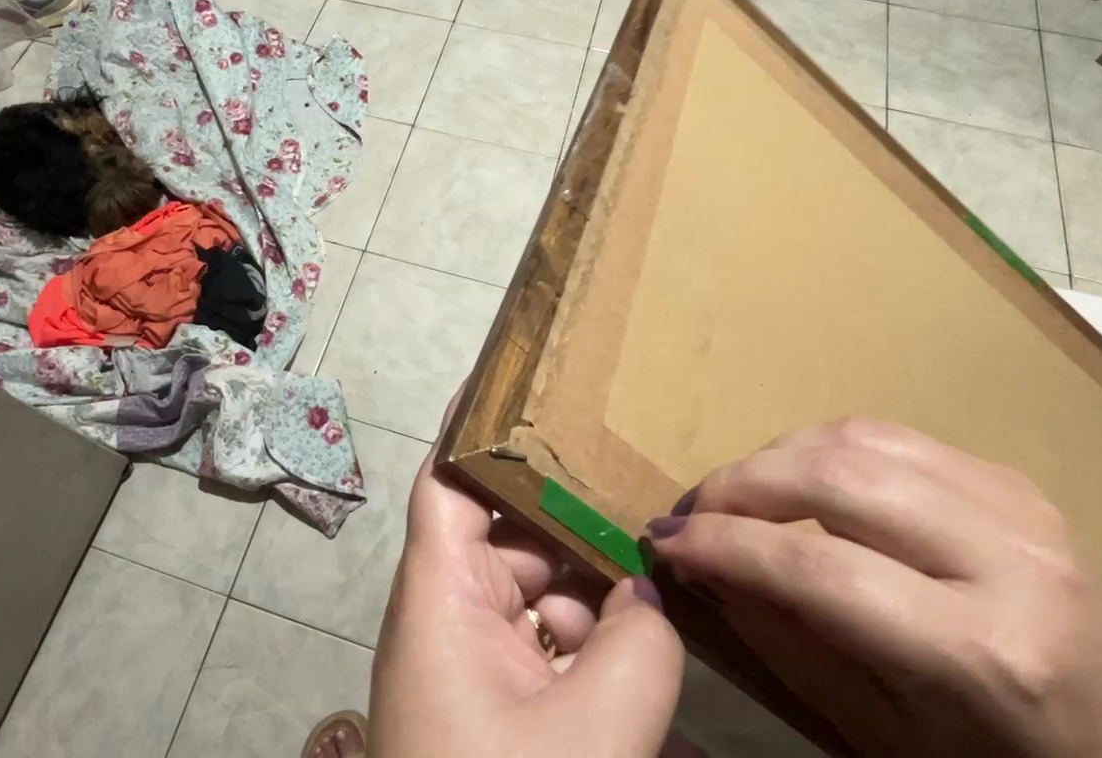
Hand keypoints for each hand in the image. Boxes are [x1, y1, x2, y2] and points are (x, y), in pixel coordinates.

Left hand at [370, 412, 687, 757]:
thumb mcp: (590, 735)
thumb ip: (639, 651)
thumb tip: (642, 596)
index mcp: (439, 597)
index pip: (447, 481)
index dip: (478, 426)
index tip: (528, 378)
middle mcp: (449, 614)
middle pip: (510, 531)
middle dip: (575, 515)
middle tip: (644, 487)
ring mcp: (472, 661)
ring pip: (538, 591)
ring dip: (595, 590)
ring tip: (661, 577)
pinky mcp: (494, 702)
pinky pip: (546, 645)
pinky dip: (592, 644)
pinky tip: (646, 652)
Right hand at [648, 417, 1101, 757]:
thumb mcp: (885, 735)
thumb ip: (787, 645)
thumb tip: (704, 570)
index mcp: (986, 653)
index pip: (820, 568)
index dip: (725, 545)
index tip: (664, 542)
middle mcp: (1007, 560)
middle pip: (836, 478)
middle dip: (739, 484)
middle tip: (691, 513)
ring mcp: (1017, 503)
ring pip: (854, 437)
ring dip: (772, 458)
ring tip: (735, 497)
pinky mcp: (1009, 476)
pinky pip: (885, 433)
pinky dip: (817, 449)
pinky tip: (795, 483)